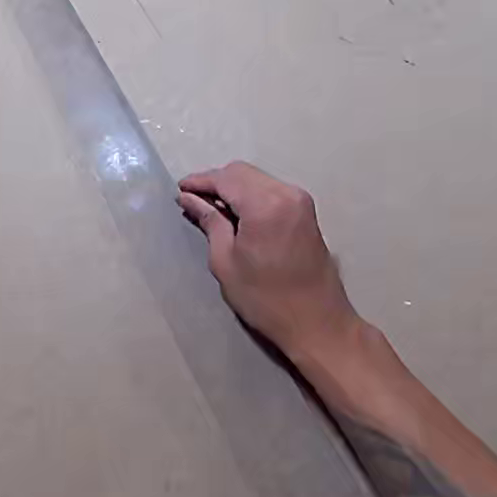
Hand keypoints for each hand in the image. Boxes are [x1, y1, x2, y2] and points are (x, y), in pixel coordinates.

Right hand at [176, 162, 364, 364]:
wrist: (317, 323)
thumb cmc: (265, 298)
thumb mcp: (225, 261)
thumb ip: (209, 221)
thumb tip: (188, 198)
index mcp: (265, 205)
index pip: (225, 178)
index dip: (199, 181)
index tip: (179, 190)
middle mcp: (286, 193)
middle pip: (241, 172)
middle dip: (215, 182)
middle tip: (192, 200)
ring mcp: (300, 200)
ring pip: (256, 179)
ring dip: (232, 188)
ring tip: (211, 209)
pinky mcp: (305, 211)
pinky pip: (270, 190)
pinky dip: (249, 194)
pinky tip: (235, 213)